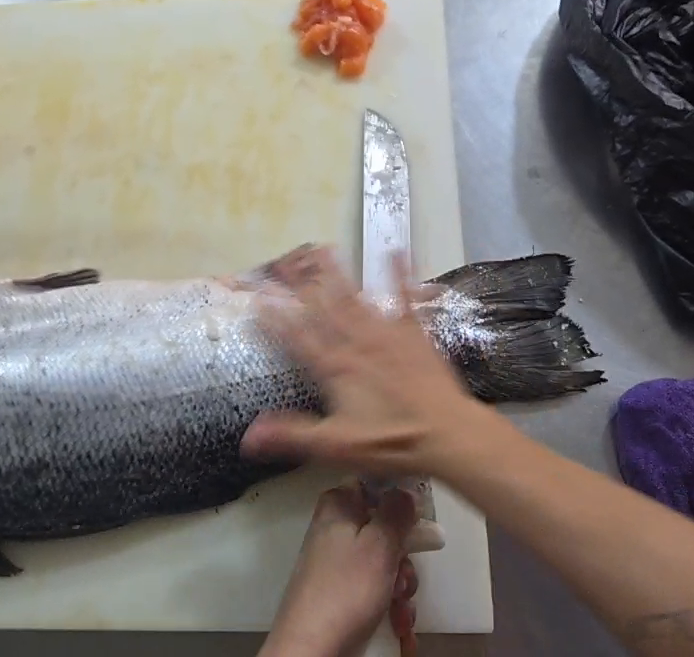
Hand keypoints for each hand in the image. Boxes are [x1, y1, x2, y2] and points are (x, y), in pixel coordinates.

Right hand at [243, 247, 502, 477]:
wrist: (446, 433)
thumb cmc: (390, 441)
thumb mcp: (336, 445)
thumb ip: (292, 435)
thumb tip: (247, 437)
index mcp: (335, 369)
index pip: (297, 339)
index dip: (276, 320)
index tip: (259, 299)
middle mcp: (356, 343)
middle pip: (323, 310)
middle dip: (301, 287)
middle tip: (284, 263)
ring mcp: (385, 333)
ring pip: (355, 298)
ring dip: (339, 273)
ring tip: (324, 249)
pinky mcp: (414, 332)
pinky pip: (405, 297)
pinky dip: (400, 273)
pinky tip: (397, 249)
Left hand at [261, 486, 417, 656]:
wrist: (311, 650)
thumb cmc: (346, 590)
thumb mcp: (379, 545)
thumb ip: (398, 511)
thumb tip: (408, 490)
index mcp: (339, 504)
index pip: (378, 485)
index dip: (403, 501)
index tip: (422, 522)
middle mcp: (337, 526)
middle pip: (386, 528)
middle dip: (405, 557)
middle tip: (404, 579)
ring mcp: (339, 560)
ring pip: (385, 561)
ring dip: (401, 585)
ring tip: (399, 608)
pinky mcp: (342, 590)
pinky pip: (376, 585)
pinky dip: (390, 602)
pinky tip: (396, 623)